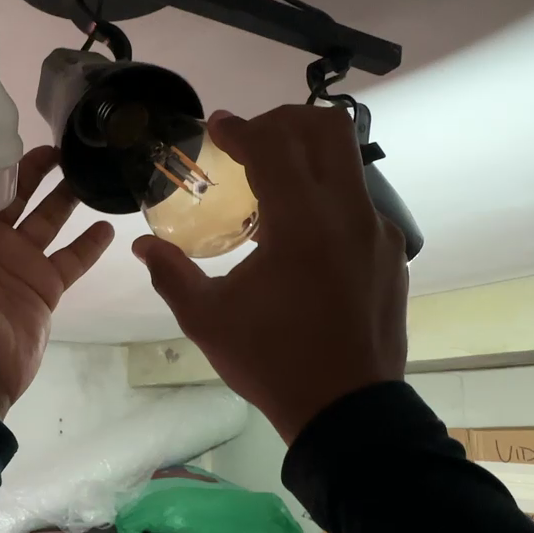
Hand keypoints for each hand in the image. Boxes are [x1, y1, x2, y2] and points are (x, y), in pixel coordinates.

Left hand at [0, 146, 114, 420]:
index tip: (8, 127)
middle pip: (15, 195)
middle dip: (35, 170)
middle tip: (60, 145)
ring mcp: (18, 263)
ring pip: (48, 220)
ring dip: (66, 197)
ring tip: (88, 169)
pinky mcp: (44, 287)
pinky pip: (72, 259)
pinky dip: (90, 244)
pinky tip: (109, 222)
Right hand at [133, 106, 408, 442]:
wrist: (345, 409)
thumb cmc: (270, 362)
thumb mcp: (206, 320)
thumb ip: (171, 273)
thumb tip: (143, 247)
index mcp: (300, 223)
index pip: (273, 144)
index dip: (239, 128)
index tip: (216, 129)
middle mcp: (348, 213)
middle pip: (325, 128)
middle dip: (282, 122)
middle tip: (248, 145)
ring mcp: (377, 230)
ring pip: (347, 162)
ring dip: (306, 158)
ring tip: (270, 193)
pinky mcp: (390, 252)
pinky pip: (357, 203)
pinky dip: (324, 199)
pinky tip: (300, 240)